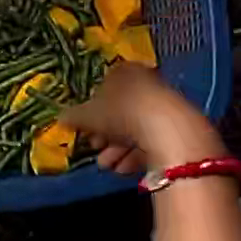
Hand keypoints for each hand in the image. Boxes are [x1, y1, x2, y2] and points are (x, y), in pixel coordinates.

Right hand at [58, 64, 225, 174]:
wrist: (167, 130)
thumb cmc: (121, 112)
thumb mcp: (86, 115)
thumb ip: (73, 117)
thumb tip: (61, 118)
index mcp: (124, 72)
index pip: (104, 88)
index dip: (92, 109)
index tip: (85, 128)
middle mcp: (147, 84)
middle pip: (120, 112)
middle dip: (105, 135)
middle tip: (95, 148)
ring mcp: (164, 106)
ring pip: (135, 129)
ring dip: (117, 150)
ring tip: (108, 165)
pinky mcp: (179, 127)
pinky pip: (152, 141)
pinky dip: (136, 155)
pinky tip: (126, 168)